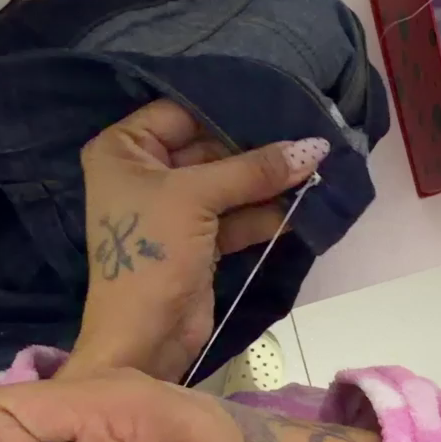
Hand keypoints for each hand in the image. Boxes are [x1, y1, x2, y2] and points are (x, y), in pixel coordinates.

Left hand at [66, 101, 330, 381]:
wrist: (145, 338)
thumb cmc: (152, 254)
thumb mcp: (197, 198)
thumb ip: (254, 169)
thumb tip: (315, 147)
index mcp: (125, 150)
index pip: (183, 112)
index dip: (229, 110)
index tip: (281, 103)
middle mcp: (145, 174)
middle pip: (210, 148)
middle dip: (256, 150)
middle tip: (307, 137)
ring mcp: (173, 211)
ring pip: (228, 186)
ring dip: (267, 184)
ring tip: (314, 170)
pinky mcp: (198, 243)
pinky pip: (235, 218)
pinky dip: (264, 215)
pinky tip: (302, 206)